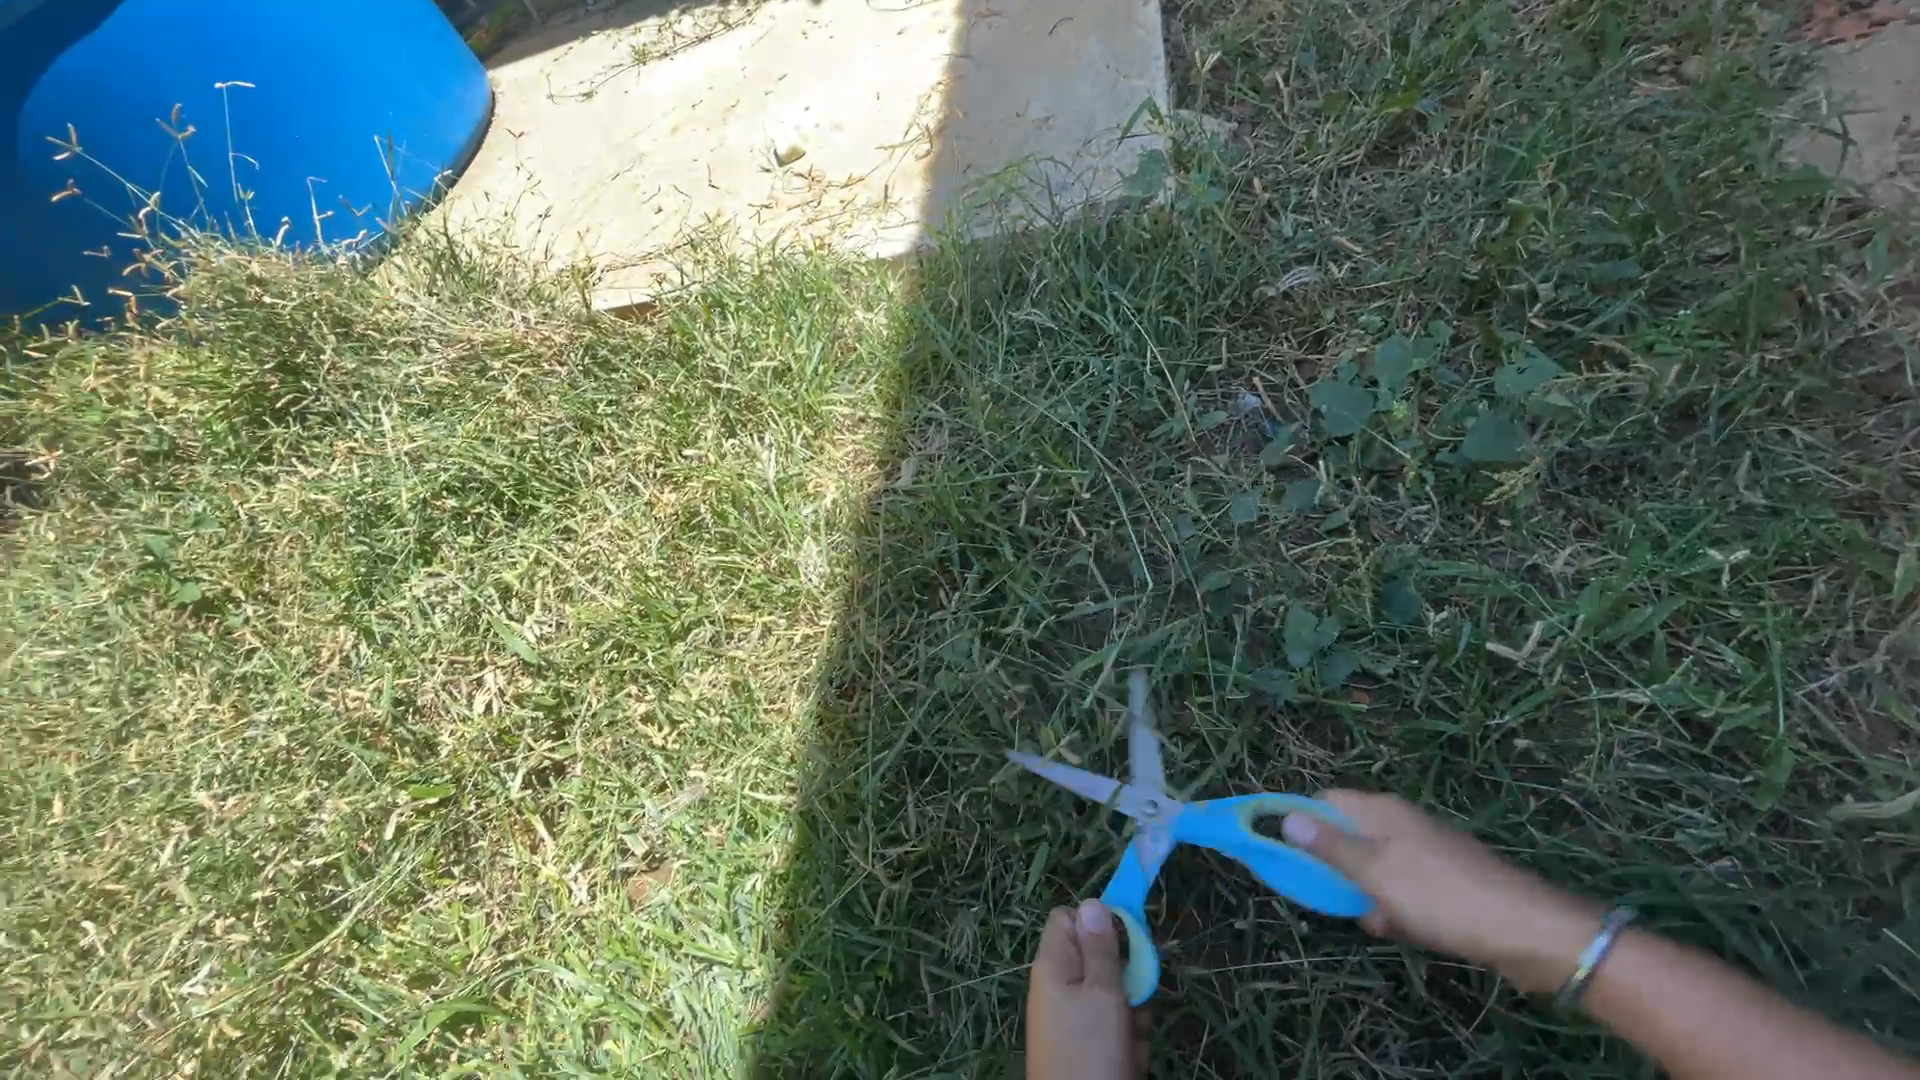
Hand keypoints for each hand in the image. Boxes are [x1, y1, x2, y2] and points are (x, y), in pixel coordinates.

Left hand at [1025, 900, 1145, 1079]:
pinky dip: (1126, 1041)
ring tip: (1128, 1040)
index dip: (1096, 924)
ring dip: (1131, 1015)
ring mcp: (1072, 1018)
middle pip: (1099, 958)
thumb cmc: (1091, 1052)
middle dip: (1125, 978)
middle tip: (1130, 1002)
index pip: (1069, 919)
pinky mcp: (1087, 1046)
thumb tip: (1092, 900)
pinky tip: (1127, 1060)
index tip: (1123, 941)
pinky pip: (1113, 1027)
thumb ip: (1101, 947)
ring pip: (1113, 995)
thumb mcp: (1101, 993)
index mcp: (1053, 965)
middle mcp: (1059, 986)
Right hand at [1281, 790, 1600, 992]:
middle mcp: (1398, 822)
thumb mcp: (1373, 872)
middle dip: (1332, 867)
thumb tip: (1286, 818)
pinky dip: (1393, 906)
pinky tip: (1401, 929)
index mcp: (1379, 809)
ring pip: (1371, 867)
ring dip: (1363, 893)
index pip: (1322, 802)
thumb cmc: (1441, 895)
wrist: (1530, 933)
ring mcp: (1423, 851)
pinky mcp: (1444, 881)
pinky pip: (1400, 888)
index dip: (1300, 825)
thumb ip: (1327, 846)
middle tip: (1329, 895)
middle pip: (1345, 836)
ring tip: (1373, 918)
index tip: (1287, 856)